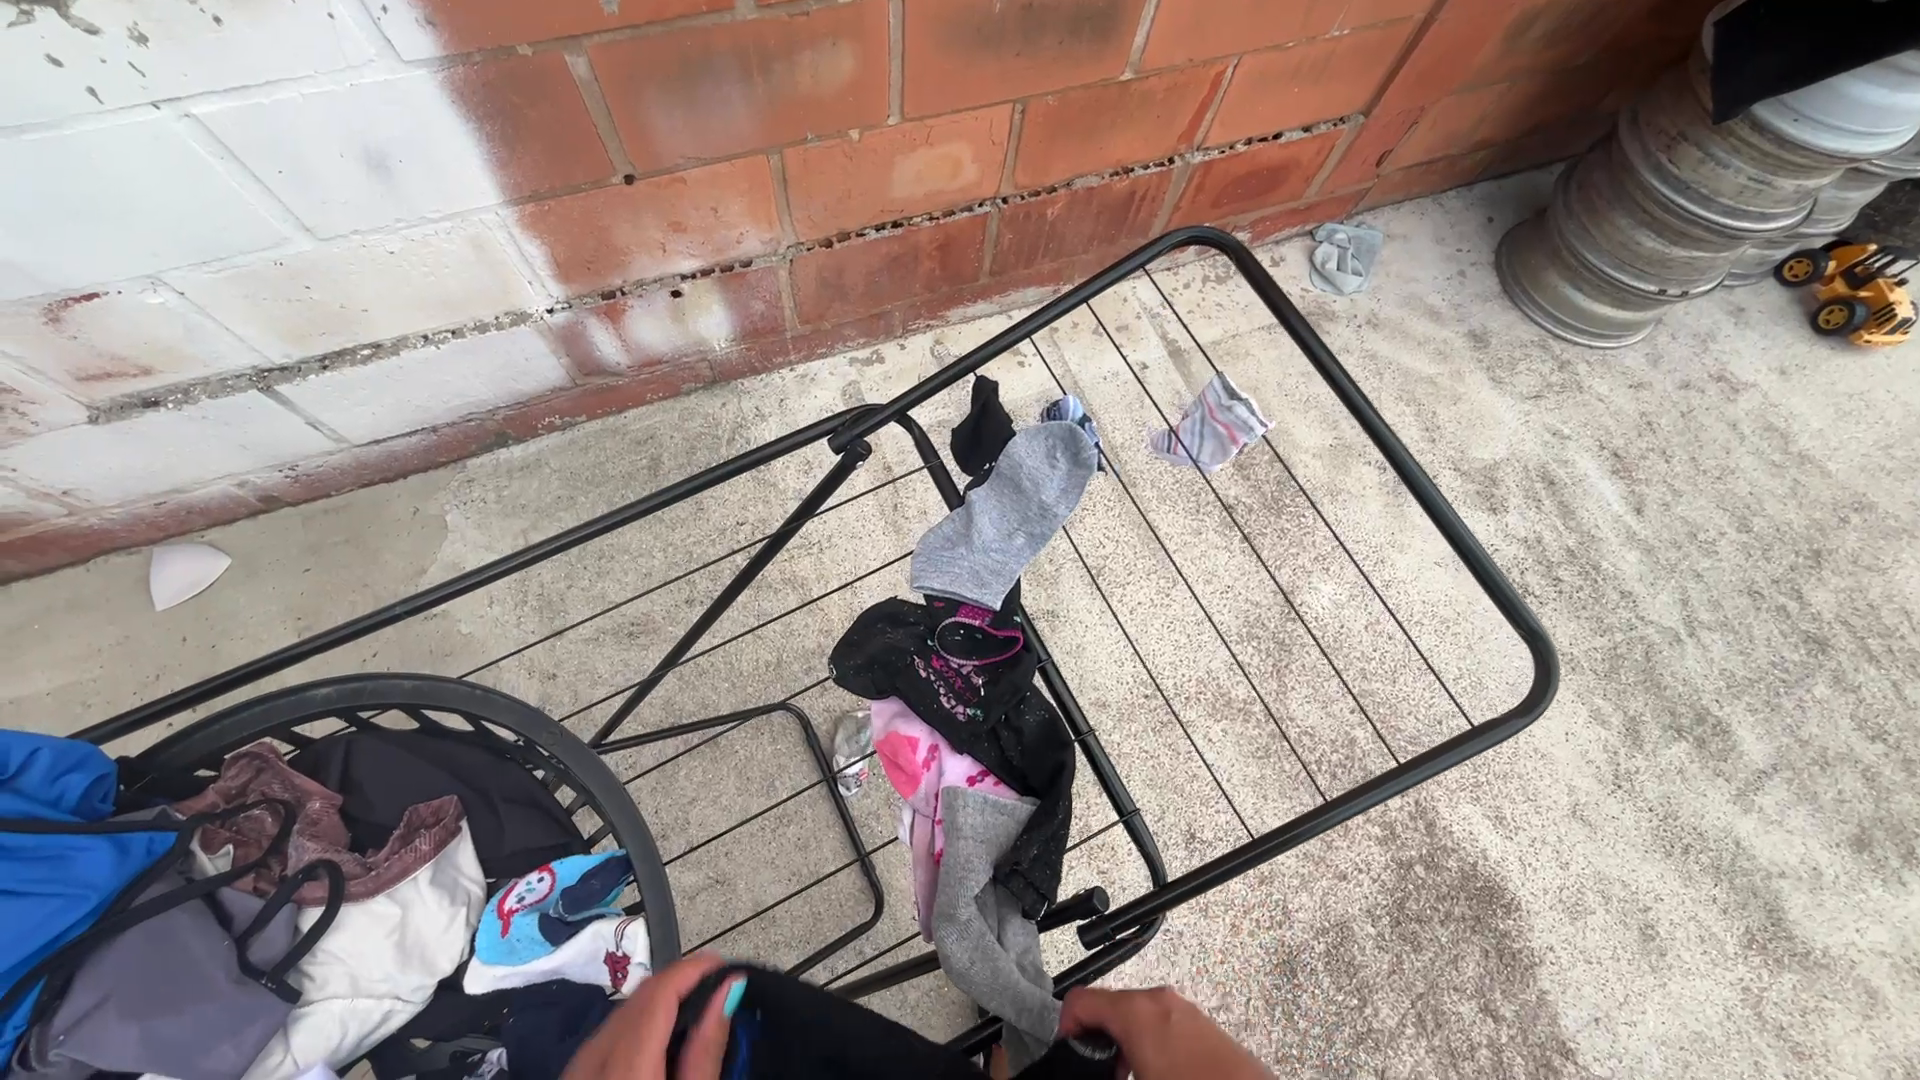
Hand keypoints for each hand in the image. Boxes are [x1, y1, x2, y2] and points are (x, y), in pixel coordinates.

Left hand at [560, 952, 744, 1079]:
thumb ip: (707, 1046)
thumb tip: (729, 986)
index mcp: (625, 1062)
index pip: (659, 989)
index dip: (694, 967)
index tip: (725, 964)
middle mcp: (593, 1057)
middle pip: (641, 996)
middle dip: (681, 982)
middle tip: (719, 987)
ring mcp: (576, 1067)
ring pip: (624, 1012)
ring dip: (661, 1002)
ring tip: (695, 1012)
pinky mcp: (572, 1075)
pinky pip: (608, 1034)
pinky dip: (638, 1024)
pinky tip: (659, 1039)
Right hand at [1058, 985, 1270, 1079]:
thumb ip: (1106, 1070)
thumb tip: (1090, 1071)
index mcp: (1136, 1012)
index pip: (1080, 1000)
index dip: (1064, 1028)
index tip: (1065, 1053)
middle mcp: (1159, 1001)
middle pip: (1108, 1006)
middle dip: (1095, 1040)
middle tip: (1097, 1072)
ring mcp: (1183, 1011)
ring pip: (1135, 1016)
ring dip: (1121, 1045)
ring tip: (1125, 1078)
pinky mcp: (1203, 1026)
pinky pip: (1161, 1025)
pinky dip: (1147, 1044)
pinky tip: (1154, 1075)